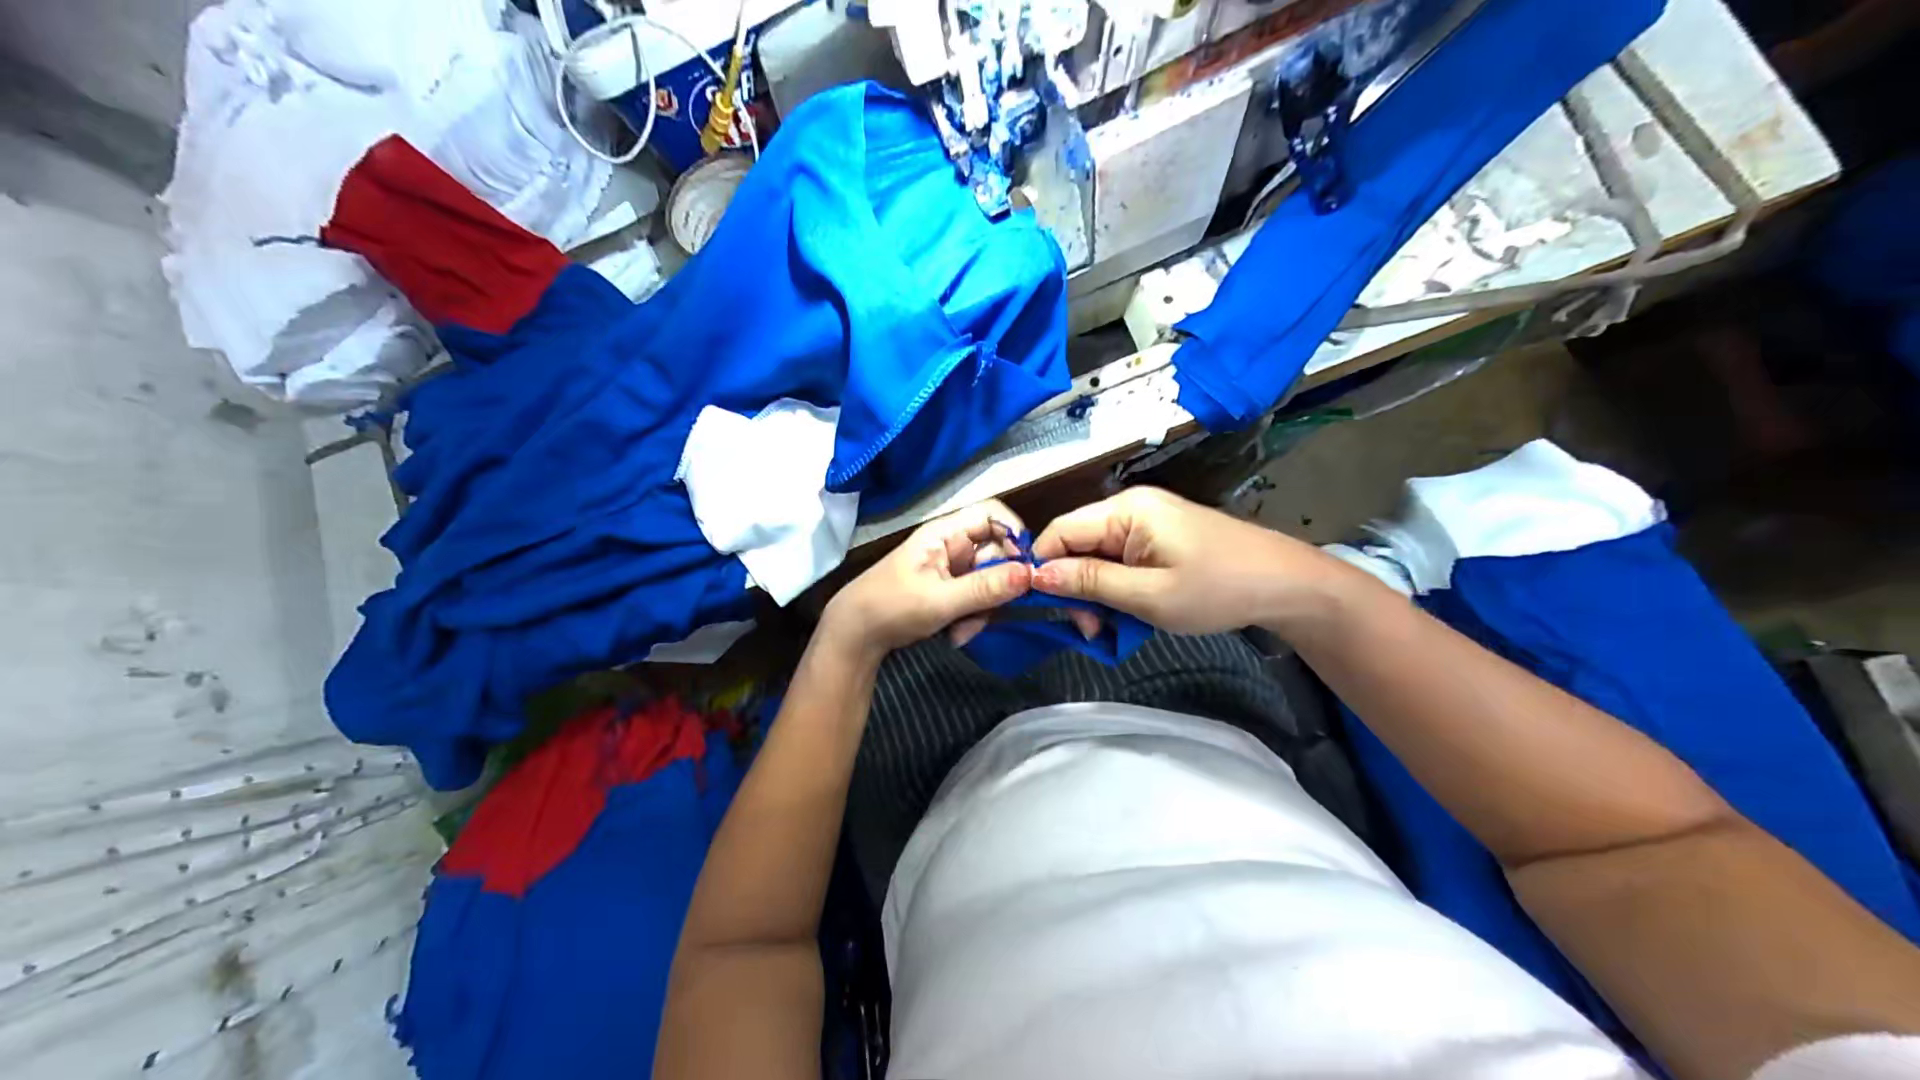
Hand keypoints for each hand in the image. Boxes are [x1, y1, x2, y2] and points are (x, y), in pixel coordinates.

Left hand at [818, 500, 1031, 662]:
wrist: (855, 636)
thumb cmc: (891, 607)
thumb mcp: (940, 600)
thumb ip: (985, 587)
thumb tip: (1030, 573)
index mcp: (945, 533)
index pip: (992, 514)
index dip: (1014, 534)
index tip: (1027, 567)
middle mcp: (952, 545)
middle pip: (997, 552)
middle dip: (998, 586)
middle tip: (991, 613)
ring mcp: (952, 569)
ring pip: (990, 580)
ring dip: (984, 608)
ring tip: (962, 631)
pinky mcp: (950, 591)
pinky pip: (977, 598)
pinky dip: (973, 617)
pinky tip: (956, 635)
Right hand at [1030, 486, 1356, 635]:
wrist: (1287, 586)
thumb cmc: (1218, 589)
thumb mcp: (1148, 595)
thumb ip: (1090, 582)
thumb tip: (1037, 575)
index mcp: (1125, 510)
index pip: (1060, 531)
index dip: (1041, 567)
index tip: (1041, 607)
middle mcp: (1131, 508)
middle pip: (1077, 544)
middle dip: (1073, 586)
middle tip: (1088, 629)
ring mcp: (1147, 522)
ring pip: (1097, 556)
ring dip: (1095, 593)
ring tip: (1110, 628)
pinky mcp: (1160, 539)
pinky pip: (1120, 561)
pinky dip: (1117, 588)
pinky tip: (1128, 613)